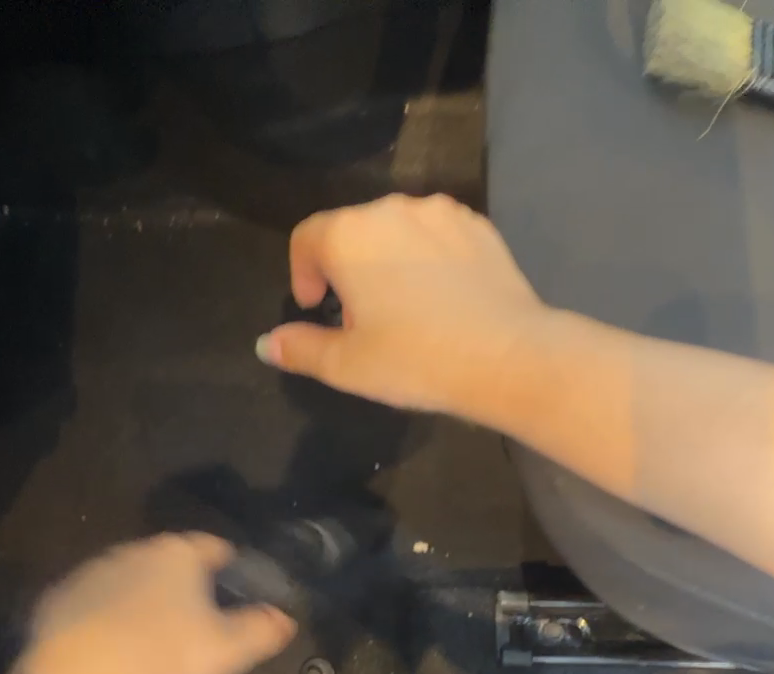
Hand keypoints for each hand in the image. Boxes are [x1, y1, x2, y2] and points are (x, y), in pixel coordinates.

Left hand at [21, 534, 296, 673]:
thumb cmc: (170, 660)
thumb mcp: (231, 649)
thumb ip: (263, 628)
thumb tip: (286, 619)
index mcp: (178, 554)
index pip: (210, 546)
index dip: (226, 562)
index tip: (232, 579)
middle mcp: (133, 552)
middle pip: (165, 560)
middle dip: (179, 580)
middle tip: (192, 614)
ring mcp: (90, 574)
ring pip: (125, 578)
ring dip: (138, 597)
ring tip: (149, 634)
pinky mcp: (57, 601)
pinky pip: (90, 603)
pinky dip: (102, 616)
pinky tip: (109, 647)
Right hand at [257, 194, 550, 420]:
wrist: (507, 356)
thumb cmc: (415, 360)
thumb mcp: (347, 366)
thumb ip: (300, 349)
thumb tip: (266, 343)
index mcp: (349, 235)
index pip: (307, 238)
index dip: (302, 273)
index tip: (317, 307)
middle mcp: (392, 209)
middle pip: (352, 230)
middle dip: (346, 267)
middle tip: (360, 315)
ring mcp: (442, 213)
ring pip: (398, 230)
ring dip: (388, 260)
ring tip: (403, 306)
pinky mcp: (480, 227)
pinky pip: (438, 236)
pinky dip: (428, 258)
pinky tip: (442, 298)